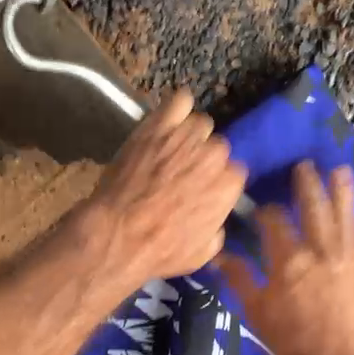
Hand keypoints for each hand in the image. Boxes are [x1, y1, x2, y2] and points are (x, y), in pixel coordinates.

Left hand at [78, 91, 246, 282]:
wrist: (120, 233)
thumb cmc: (160, 250)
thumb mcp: (201, 253)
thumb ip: (216, 230)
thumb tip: (216, 222)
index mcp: (229, 185)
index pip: (234, 171)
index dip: (216, 179)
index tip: (202, 188)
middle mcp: (215, 156)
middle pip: (217, 146)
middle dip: (203, 157)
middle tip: (181, 172)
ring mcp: (187, 137)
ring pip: (199, 123)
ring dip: (188, 135)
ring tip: (170, 148)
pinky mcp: (159, 124)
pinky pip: (180, 101)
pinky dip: (176, 108)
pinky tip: (167, 120)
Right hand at [218, 162, 353, 354]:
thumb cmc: (290, 343)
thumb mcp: (255, 313)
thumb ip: (239, 279)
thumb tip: (218, 257)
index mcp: (288, 261)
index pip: (275, 223)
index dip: (266, 212)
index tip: (261, 210)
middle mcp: (320, 253)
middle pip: (314, 210)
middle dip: (308, 186)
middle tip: (305, 167)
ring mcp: (348, 261)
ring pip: (345, 218)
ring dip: (342, 193)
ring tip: (340, 171)